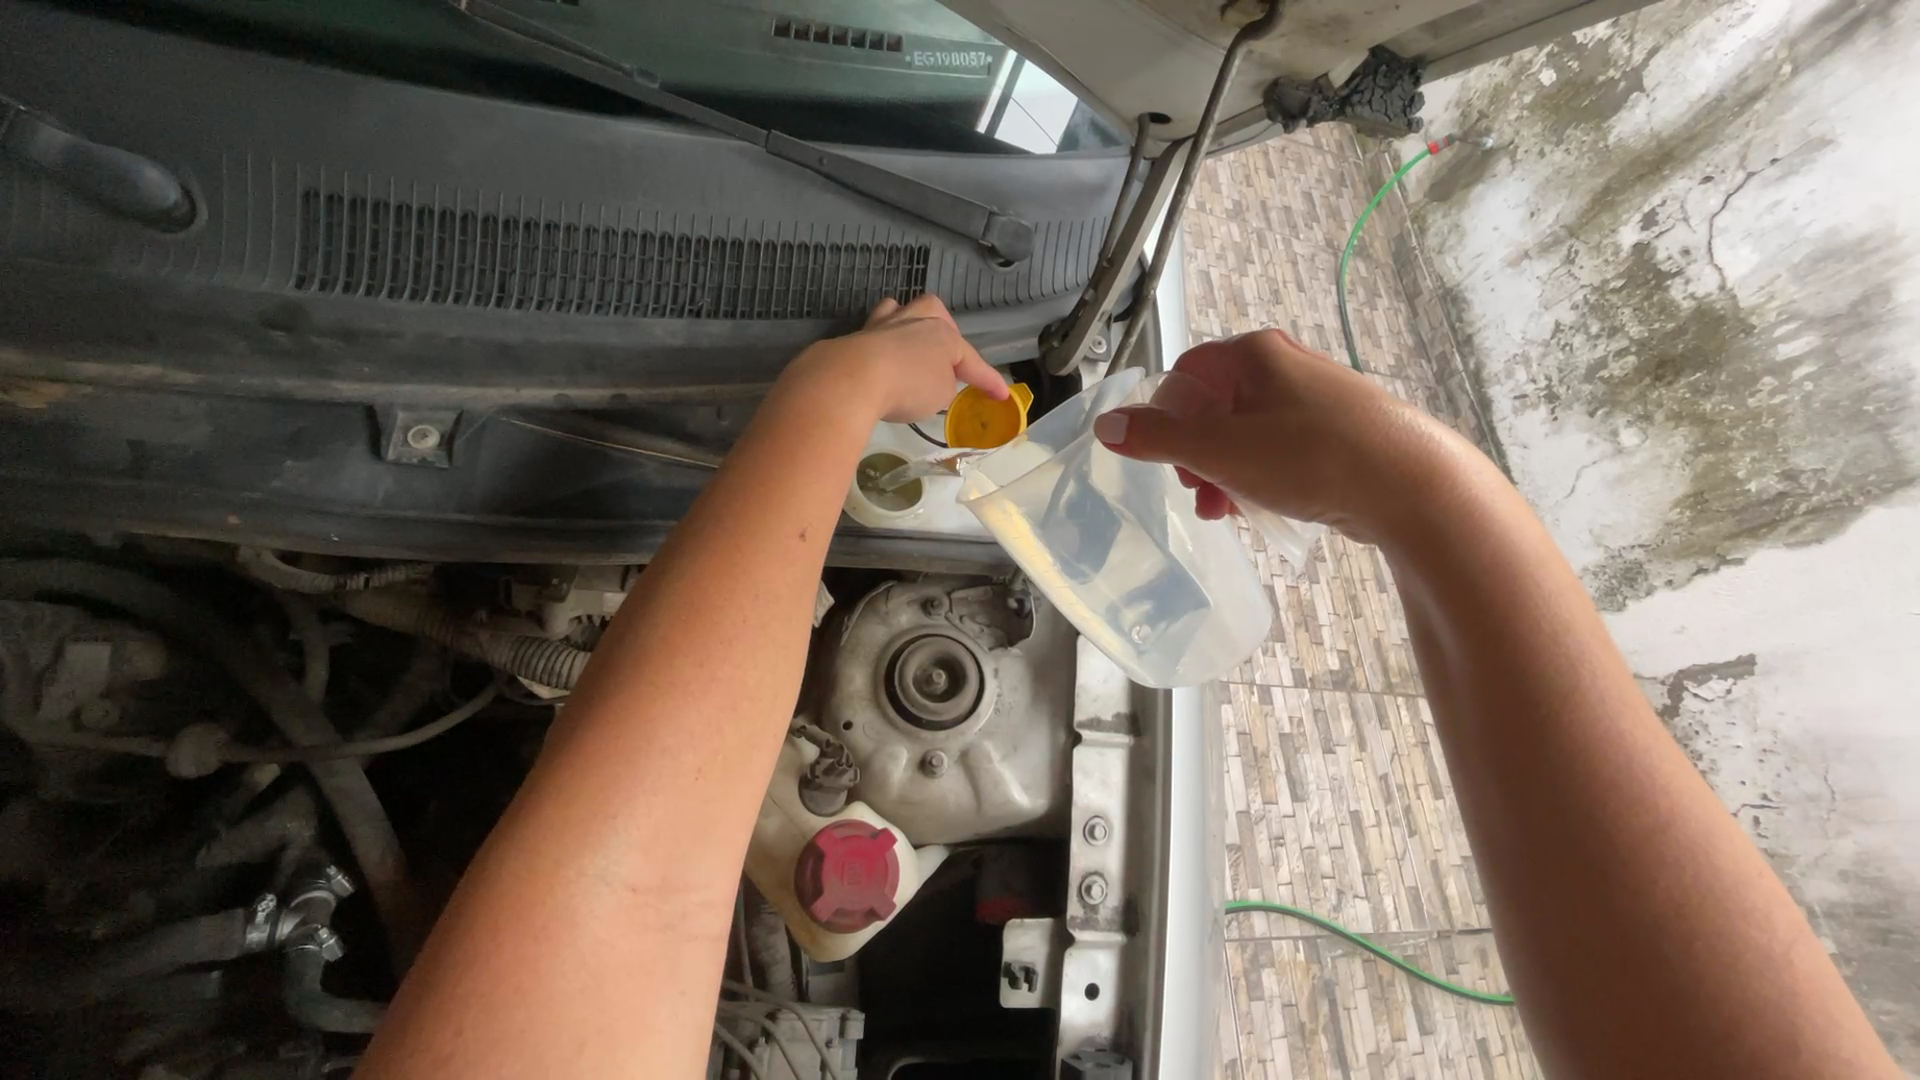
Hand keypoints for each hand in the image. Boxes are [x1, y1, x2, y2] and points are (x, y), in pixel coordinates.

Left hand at [787, 295, 1008, 422]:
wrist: (851, 379)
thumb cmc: (907, 386)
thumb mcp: (940, 394)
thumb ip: (943, 384)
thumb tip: (932, 379)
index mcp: (942, 335)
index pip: (971, 359)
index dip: (988, 379)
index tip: (1002, 395)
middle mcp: (914, 322)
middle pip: (933, 310)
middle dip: (943, 326)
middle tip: (945, 353)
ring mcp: (881, 326)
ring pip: (898, 310)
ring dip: (908, 325)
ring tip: (910, 345)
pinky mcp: (855, 339)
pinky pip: (873, 334)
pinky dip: (880, 345)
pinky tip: (880, 361)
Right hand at [1091, 328, 1478, 542]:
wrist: (1411, 486)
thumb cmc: (1308, 457)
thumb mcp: (1218, 449)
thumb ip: (1157, 437)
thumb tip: (1105, 424)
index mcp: (1254, 355)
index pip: (1185, 373)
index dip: (1165, 417)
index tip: (1167, 459)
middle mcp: (1285, 366)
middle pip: (1214, 405)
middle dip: (1195, 453)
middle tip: (1198, 491)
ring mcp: (1317, 398)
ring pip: (1247, 432)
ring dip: (1224, 471)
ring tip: (1225, 510)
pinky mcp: (1340, 431)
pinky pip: (1280, 449)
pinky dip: (1260, 475)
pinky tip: (1262, 507)